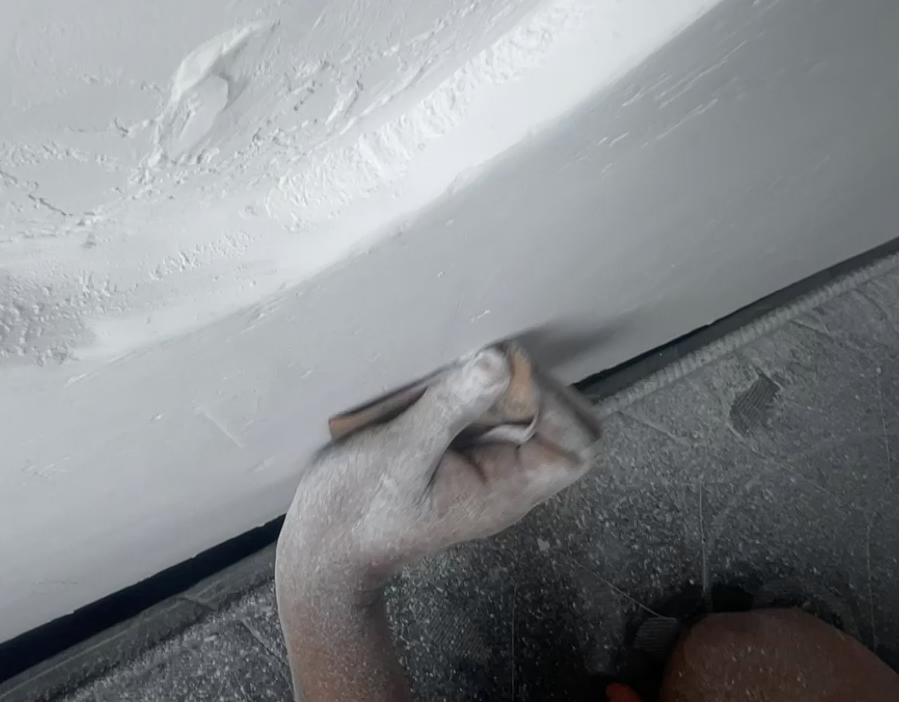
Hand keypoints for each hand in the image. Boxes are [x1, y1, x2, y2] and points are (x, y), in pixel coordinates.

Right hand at [277, 347, 598, 595]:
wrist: (323, 541)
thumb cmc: (360, 506)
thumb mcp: (401, 453)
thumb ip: (451, 407)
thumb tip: (500, 360)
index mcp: (506, 490)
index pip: (575, 447)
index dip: (558, 405)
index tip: (508, 373)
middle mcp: (504, 475)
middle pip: (554, 421)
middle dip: (525, 383)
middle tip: (479, 358)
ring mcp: (480, 461)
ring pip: (518, 408)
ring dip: (495, 379)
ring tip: (456, 361)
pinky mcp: (454, 447)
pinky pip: (483, 408)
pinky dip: (470, 384)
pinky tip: (440, 374)